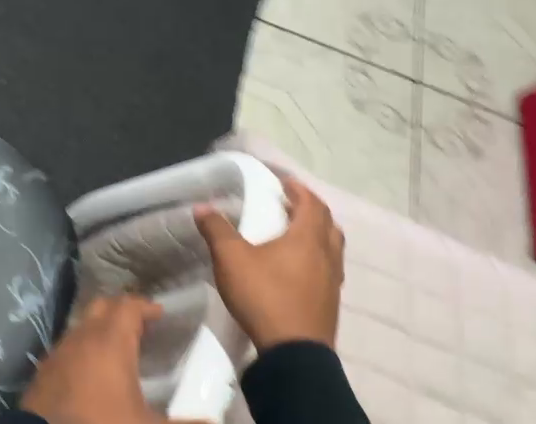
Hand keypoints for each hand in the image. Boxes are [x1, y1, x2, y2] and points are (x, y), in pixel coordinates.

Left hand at [20, 295, 202, 423]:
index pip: (127, 306)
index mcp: (109, 342)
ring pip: (82, 327)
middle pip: (101, 307)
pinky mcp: (45, 371)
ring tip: (121, 351)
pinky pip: (68, 348)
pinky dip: (84, 350)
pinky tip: (93, 374)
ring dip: (101, 331)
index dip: (145, 306)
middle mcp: (81, 337)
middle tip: (143, 327)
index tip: (161, 313)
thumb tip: (214, 422)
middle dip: (122, 311)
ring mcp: (59, 352)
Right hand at [193, 175, 344, 351]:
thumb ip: (217, 229)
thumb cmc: (265, 295)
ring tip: (292, 235)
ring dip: (316, 236)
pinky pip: (328, 270)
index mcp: (307, 239)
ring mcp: (332, 284)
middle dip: (311, 211)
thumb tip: (202, 207)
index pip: (312, 205)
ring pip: (332, 249)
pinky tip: (294, 268)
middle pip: (328, 225)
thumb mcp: (231, 258)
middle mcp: (327, 257)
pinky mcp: (329, 304)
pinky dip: (315, 259)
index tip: (284, 181)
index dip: (299, 190)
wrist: (294, 354)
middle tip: (289, 205)